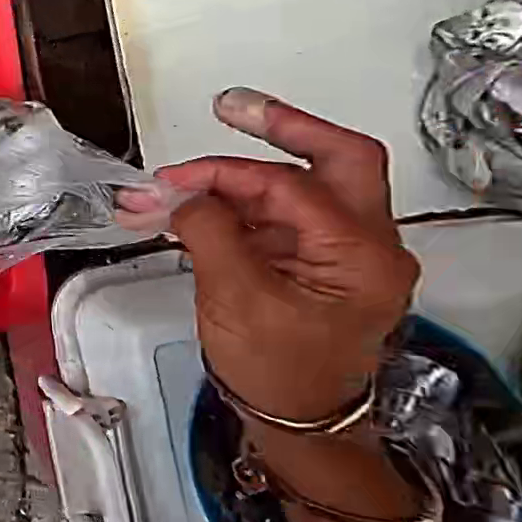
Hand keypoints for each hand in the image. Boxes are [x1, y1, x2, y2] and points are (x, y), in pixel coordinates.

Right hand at [157, 88, 419, 424]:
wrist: (292, 415)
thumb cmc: (275, 363)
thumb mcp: (236, 296)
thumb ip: (209, 232)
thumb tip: (174, 192)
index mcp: (359, 251)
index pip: (288, 185)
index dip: (220, 175)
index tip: (162, 183)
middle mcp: (359, 241)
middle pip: (336, 161)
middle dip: (282, 128)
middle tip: (230, 106)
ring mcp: (330, 249)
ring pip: (291, 187)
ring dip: (228, 179)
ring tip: (165, 182)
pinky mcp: (299, 260)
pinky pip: (263, 218)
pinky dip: (220, 207)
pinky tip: (177, 209)